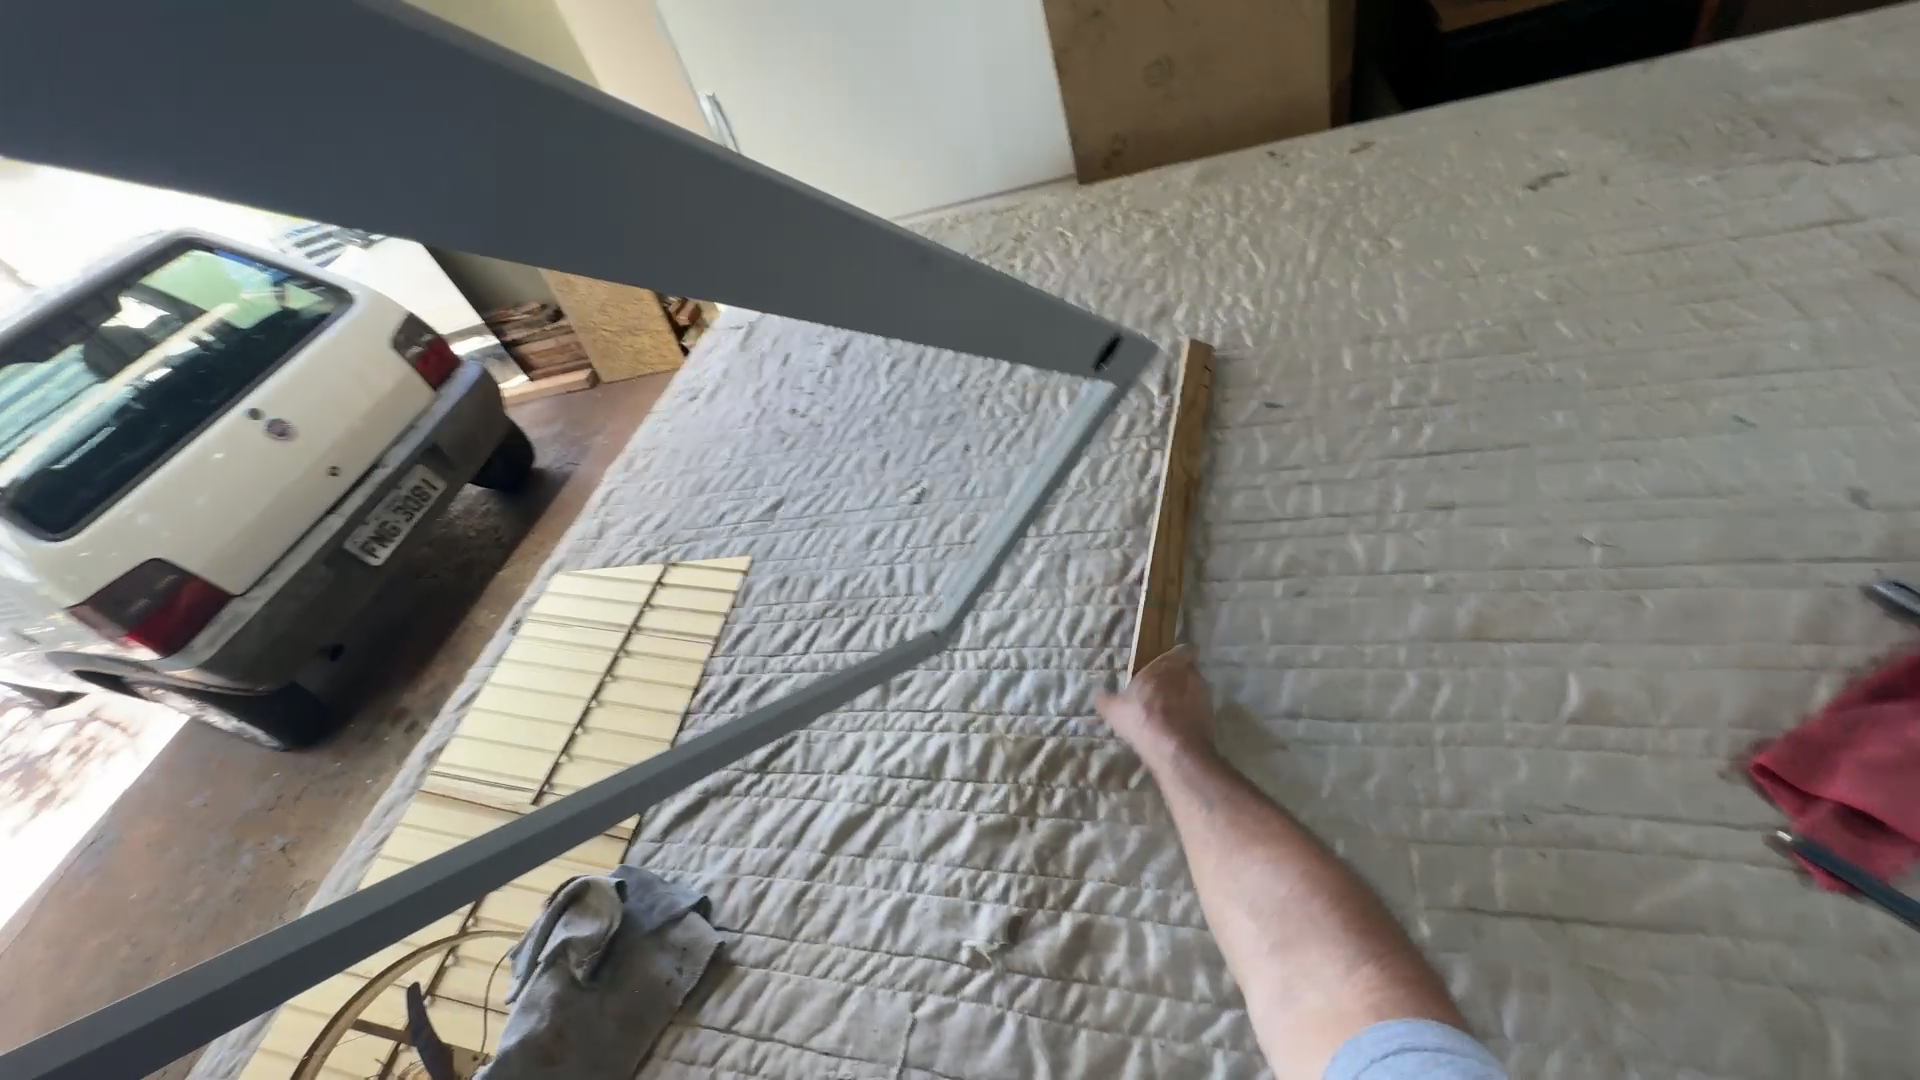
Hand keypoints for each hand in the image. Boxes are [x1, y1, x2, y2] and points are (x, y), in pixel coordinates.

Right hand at [1095, 645, 1215, 766]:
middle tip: (1161, 692)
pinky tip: (1176, 731)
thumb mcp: (1114, 709)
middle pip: (1187, 672)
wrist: (1174, 748)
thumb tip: (1101, 697)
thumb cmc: (1142, 717)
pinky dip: (1189, 718)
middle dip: (1177, 680)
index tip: (1166, 667)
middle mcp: (1190, 675)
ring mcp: (1204, 696)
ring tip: (1168, 715)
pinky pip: (1198, 712)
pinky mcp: (1211, 718)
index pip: (1182, 650)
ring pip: (1194, 692)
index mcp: (1167, 664)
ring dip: (1184, 700)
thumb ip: (1107, 700)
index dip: (1176, 657)